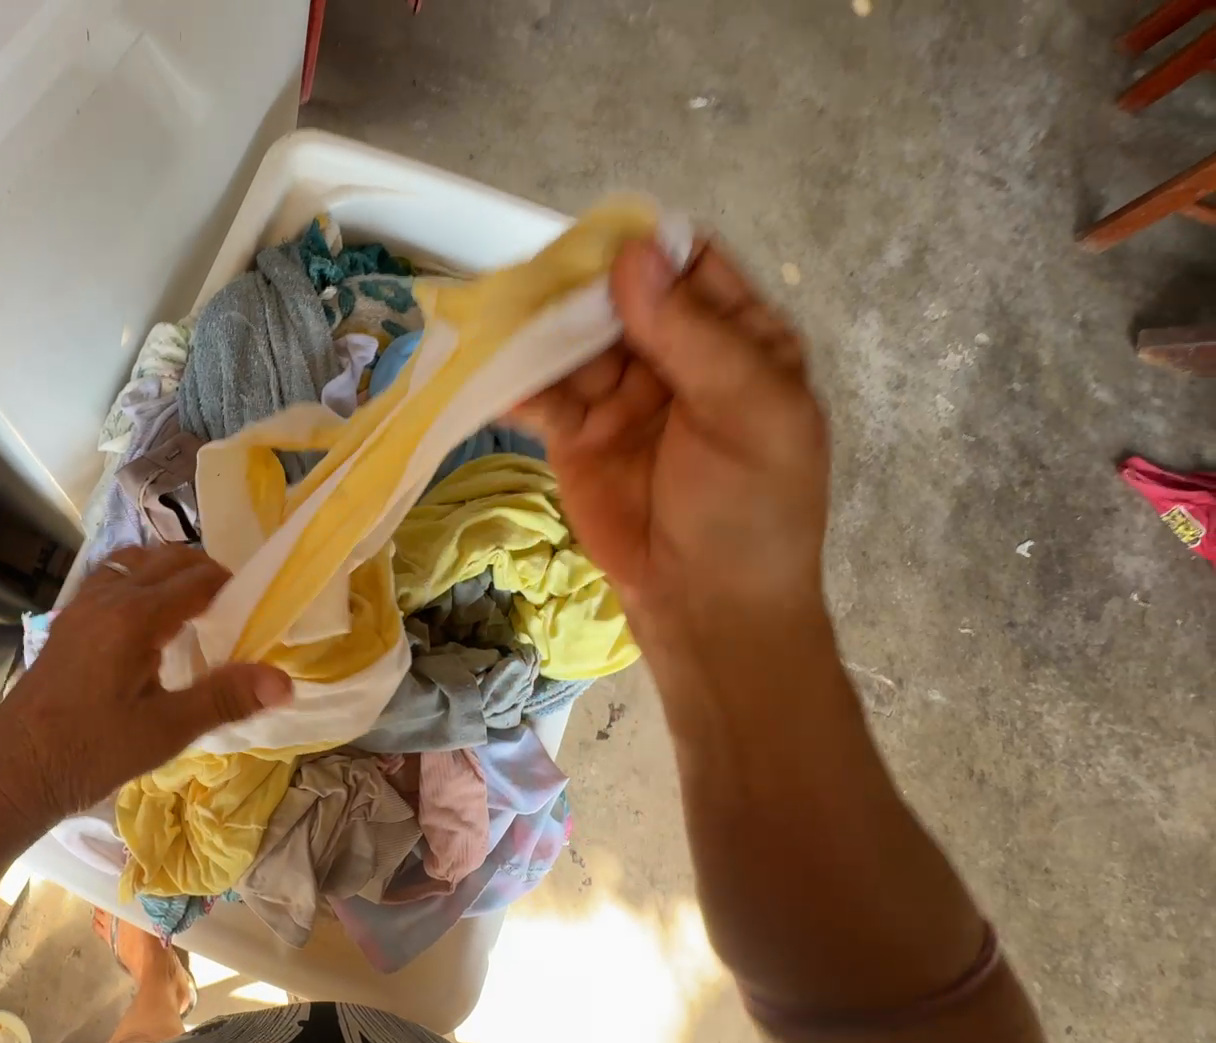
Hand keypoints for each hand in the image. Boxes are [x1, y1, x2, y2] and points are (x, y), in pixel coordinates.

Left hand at [0, 545, 292, 824]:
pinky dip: (138, 576)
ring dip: (168, 568)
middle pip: (167, 558)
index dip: (229, 584)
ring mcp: (82, 605)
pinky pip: (111, 576)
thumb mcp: (165, 731)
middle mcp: (108, 597)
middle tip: (230, 606)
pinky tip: (146, 616)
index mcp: (135, 617)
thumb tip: (285, 681)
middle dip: (204, 571)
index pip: (196, 578)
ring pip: (135, 560)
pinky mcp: (67, 620)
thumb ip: (224, 698)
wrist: (12, 772)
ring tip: (192, 603)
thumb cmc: (90, 753)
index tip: (252, 606)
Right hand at [510, 238, 829, 630]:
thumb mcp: (747, 413)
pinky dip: (514, 385)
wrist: (703, 600)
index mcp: (735, 340)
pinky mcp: (573, 433)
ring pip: (572, 345)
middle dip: (577, 289)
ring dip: (537, 333)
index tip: (597, 245)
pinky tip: (488, 375)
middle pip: (618, 300)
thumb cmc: (750, 506)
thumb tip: (632, 255)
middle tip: (528, 280)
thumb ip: (694, 335)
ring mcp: (618, 396)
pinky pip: (541, 396)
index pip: (690, 269)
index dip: (648, 251)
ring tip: (496, 320)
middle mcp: (673, 357)